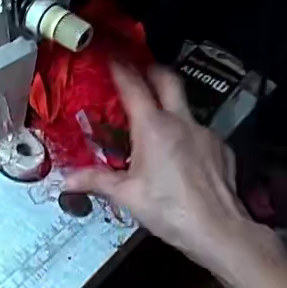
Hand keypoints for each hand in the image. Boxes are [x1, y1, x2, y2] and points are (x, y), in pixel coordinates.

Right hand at [62, 63, 277, 277]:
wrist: (221, 232)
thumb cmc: (169, 210)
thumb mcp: (126, 195)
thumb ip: (95, 180)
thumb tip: (66, 180)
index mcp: (153, 127)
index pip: (133, 86)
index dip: (120, 67)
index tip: (110, 55)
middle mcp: (180, 122)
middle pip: (167, 79)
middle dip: (151, 68)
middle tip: (137, 68)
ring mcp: (204, 133)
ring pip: (184, 107)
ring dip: (168, 106)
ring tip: (154, 122)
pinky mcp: (220, 148)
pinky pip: (199, 131)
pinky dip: (185, 134)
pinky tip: (178, 154)